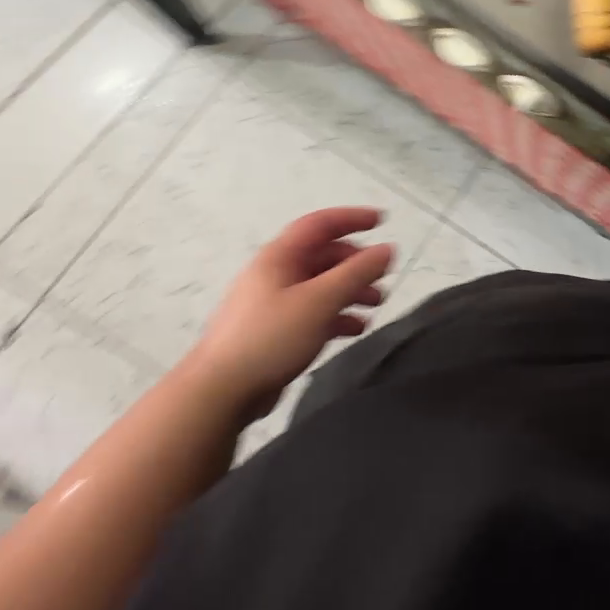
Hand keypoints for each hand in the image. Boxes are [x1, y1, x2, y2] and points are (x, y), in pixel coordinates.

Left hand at [177, 207, 394, 419]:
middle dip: (357, 264)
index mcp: (280, 257)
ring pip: (321, 286)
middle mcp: (276, 274)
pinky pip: (313, 312)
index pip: (320, 224)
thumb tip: (387, 249)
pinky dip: (337, 315)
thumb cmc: (271, 337)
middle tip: (383, 278)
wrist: (221, 392)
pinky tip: (355, 329)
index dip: (352, 218)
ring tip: (376, 305)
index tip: (383, 221)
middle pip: (324, 256)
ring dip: (351, 291)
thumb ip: (357, 273)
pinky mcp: (276, 331)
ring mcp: (274, 303)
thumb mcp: (320, 301)